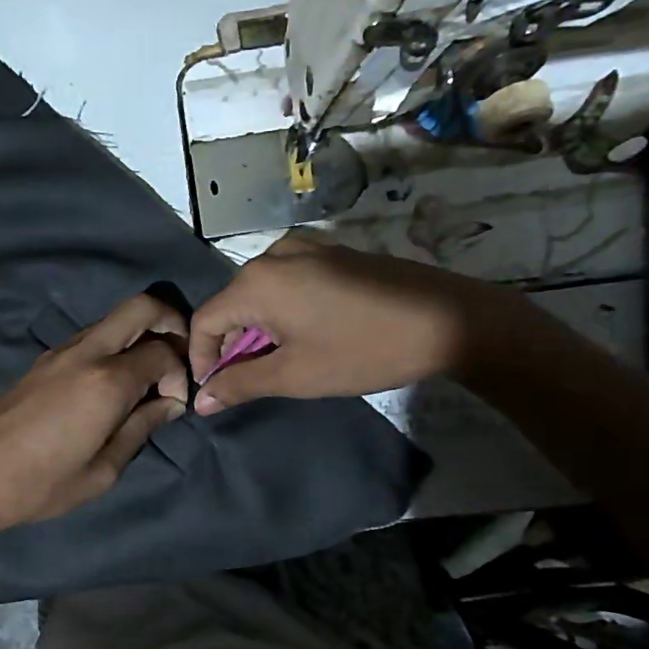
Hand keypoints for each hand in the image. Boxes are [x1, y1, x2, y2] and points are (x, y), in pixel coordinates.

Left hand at [0, 293, 189, 544]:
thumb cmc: (41, 483)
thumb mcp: (103, 470)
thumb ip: (142, 428)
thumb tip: (169, 403)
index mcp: (107, 381)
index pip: (164, 352)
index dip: (180, 374)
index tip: (174, 404)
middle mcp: (87, 352)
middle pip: (141, 307)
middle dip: (171, 322)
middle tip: (178, 359)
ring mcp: (62, 351)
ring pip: (114, 319)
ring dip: (140, 334)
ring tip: (145, 378)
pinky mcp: (45, 358)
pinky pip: (92, 336)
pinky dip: (115, 346)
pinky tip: (112, 384)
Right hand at [188, 236, 522, 414]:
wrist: (447, 319)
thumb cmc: (363, 350)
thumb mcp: (296, 375)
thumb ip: (241, 384)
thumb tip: (201, 400)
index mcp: (257, 282)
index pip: (205, 320)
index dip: (203, 359)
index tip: (216, 392)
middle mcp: (273, 255)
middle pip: (232, 304)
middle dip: (234, 346)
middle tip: (253, 383)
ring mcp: (305, 248)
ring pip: (260, 293)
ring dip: (259, 330)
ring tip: (283, 362)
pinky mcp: (331, 251)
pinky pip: (287, 282)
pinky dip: (283, 311)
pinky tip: (309, 335)